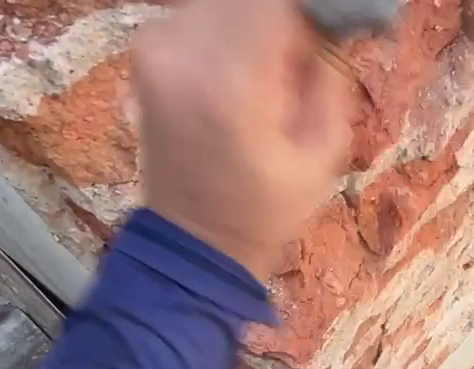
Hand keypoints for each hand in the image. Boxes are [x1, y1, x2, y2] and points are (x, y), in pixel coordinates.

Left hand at [132, 0, 351, 278]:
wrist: (196, 241)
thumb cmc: (267, 211)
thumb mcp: (323, 156)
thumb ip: (328, 79)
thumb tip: (327, 25)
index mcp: (234, 82)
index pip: (274, 2)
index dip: (306, 13)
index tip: (322, 35)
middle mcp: (184, 49)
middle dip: (279, 19)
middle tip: (298, 63)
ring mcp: (157, 46)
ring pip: (221, 3)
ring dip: (251, 26)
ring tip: (266, 79)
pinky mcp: (145, 51)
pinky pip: (197, 17)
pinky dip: (224, 36)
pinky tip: (236, 81)